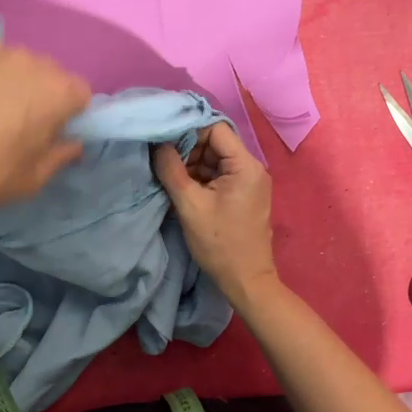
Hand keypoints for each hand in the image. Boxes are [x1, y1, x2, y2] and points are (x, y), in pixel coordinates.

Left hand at [0, 40, 90, 256]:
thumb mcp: (34, 178)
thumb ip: (63, 154)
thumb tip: (72, 141)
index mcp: (57, 92)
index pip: (81, 93)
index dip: (69, 114)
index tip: (51, 132)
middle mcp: (32, 61)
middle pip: (51, 73)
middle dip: (43, 93)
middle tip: (20, 124)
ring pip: (19, 63)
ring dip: (14, 80)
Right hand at [152, 122, 278, 305]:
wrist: (246, 282)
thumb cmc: (219, 243)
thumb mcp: (189, 204)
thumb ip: (171, 169)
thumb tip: (159, 144)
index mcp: (245, 165)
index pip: (215, 130)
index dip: (189, 132)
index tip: (166, 144)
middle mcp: (252, 167)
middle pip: (215, 143)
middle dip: (188, 151)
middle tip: (165, 164)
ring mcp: (249, 181)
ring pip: (215, 159)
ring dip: (192, 165)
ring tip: (170, 178)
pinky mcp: (244, 194)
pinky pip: (219, 174)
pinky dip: (201, 178)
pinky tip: (183, 189)